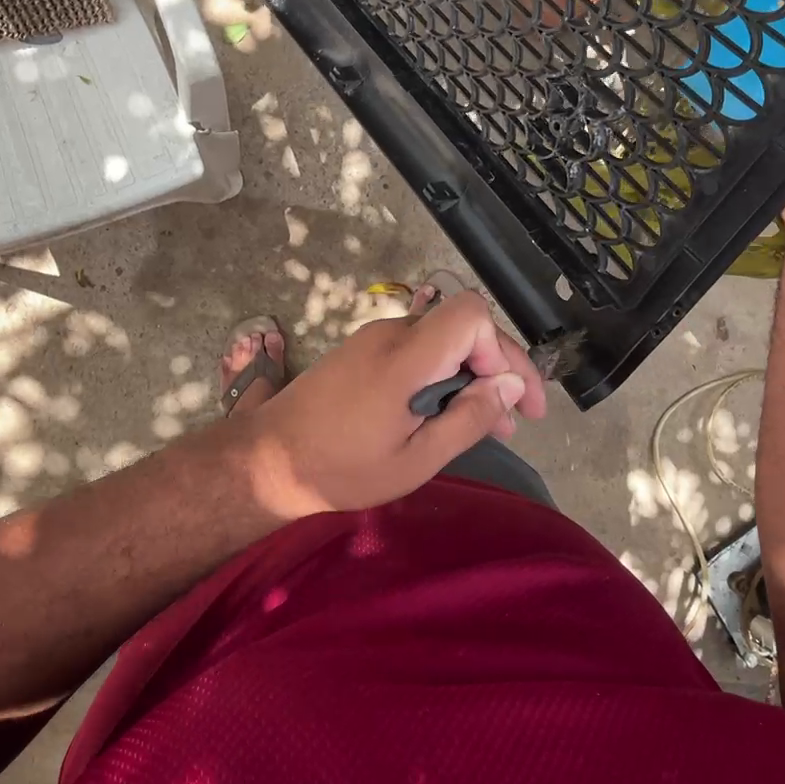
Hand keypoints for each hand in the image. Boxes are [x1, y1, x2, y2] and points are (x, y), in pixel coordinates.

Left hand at [223, 291, 548, 519]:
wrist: (265, 459)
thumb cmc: (341, 470)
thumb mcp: (415, 460)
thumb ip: (468, 418)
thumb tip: (510, 384)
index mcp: (405, 357)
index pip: (471, 314)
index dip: (500, 349)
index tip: (509, 398)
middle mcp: (391, 334)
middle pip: (462, 326)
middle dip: (498, 366)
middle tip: (519, 419)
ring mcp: (373, 338)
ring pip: (442, 339)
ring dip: (471, 375)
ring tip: (491, 425)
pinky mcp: (362, 349)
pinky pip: (417, 349)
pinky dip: (442, 374)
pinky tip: (449, 413)